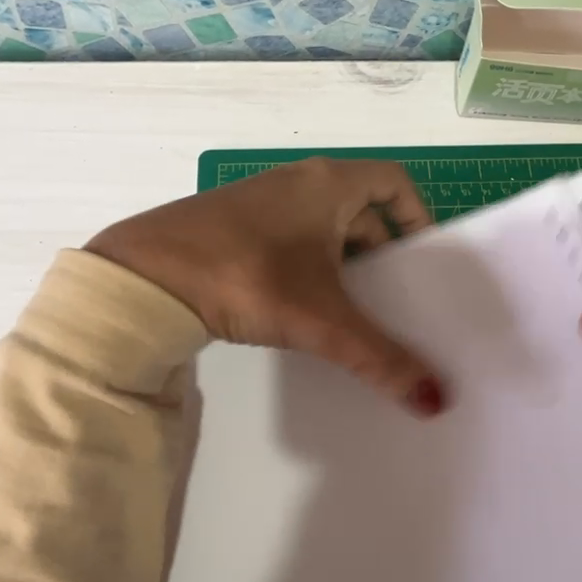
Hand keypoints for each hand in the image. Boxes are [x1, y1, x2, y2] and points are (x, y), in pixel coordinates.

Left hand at [86, 158, 446, 416]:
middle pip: (361, 208)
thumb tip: (436, 400)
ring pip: (323, 228)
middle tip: (393, 299)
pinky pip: (291, 239)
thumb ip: (380, 358)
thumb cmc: (248, 277)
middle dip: (381, 253)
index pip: (393, 181)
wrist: (145, 276)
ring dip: (343, 264)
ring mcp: (262, 201)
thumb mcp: (322, 320)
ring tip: (352, 312)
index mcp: (328, 183)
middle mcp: (298, 182)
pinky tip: (302, 308)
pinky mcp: (234, 225)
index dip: (416, 215)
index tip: (423, 260)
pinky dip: (308, 267)